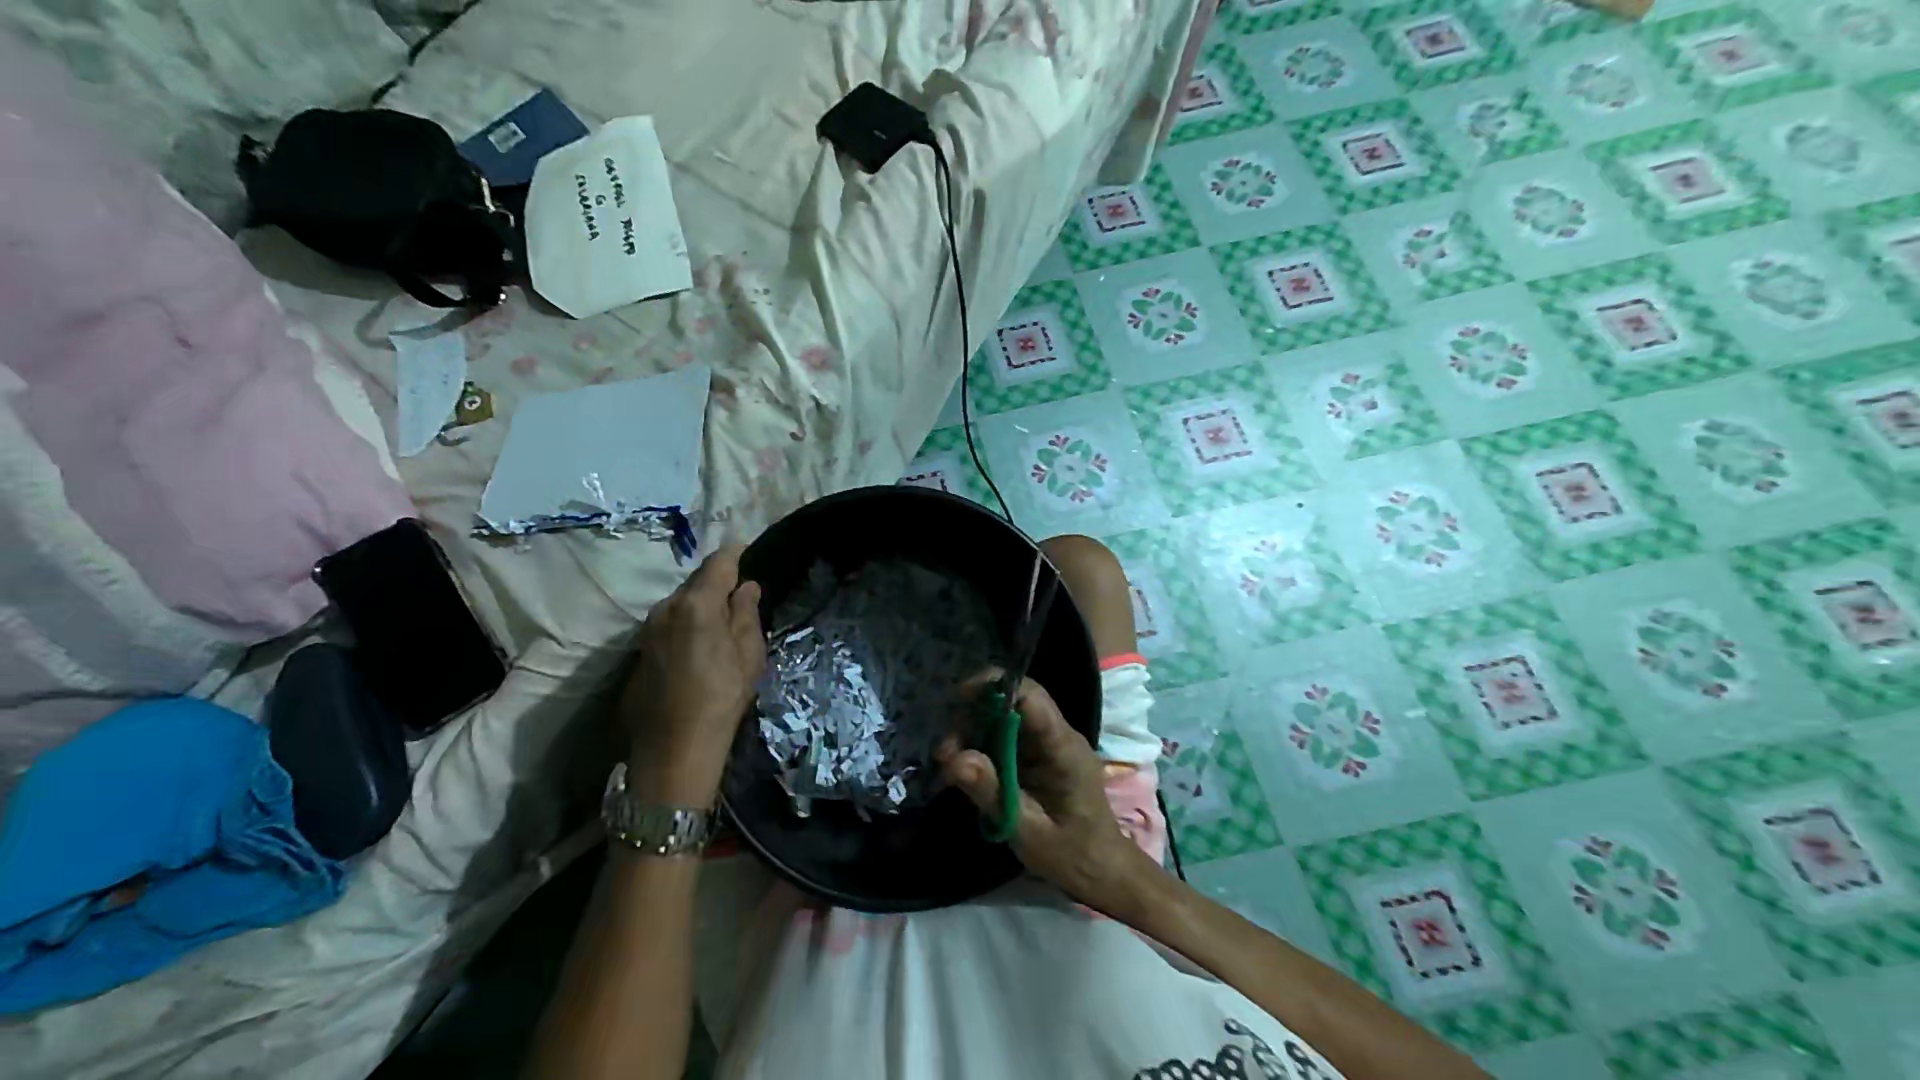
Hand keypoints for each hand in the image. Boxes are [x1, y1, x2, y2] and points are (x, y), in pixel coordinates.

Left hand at [617, 545, 765, 806]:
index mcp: (696, 603)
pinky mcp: (638, 651)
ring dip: (700, 607)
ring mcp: (647, 630)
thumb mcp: (749, 655)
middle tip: (742, 601)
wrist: (673, 749)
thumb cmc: (721, 697)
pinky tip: (697, 652)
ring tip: (721, 629)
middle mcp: (665, 607)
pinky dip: (684, 627)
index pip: (719, 562)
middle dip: (718, 584)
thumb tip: (746, 587)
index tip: (751, 558)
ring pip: (679, 603)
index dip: (738, 555)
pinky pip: (667, 626)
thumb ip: (747, 614)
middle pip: (696, 581)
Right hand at [937, 677, 1147, 913]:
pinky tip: (963, 767)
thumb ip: (992, 792)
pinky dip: (983, 746)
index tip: (958, 699)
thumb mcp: (1027, 830)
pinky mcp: (1040, 756)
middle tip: (945, 749)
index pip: (1031, 697)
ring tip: (947, 762)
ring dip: (974, 732)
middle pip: (1014, 702)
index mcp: (1063, 747)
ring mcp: (1049, 745)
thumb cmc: (1072, 854)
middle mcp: (1058, 736)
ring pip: (1007, 717)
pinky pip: (1008, 737)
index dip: (995, 687)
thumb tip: (955, 758)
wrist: (1104, 871)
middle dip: (975, 715)